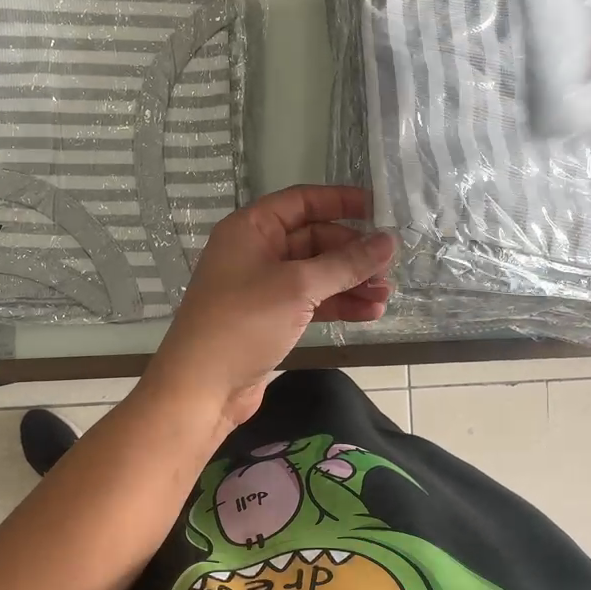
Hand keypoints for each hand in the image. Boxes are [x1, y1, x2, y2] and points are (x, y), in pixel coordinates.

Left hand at [143, 185, 397, 430]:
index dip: (340, 201)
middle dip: (352, 252)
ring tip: (385, 295)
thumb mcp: (298, 287)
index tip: (379, 208)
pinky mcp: (270, 319)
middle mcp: (256, 252)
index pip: (302, 201)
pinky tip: (369, 313)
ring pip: (316, 274)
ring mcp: (262, 287)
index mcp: (251, 229)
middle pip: (313, 239)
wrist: (201, 388)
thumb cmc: (243, 324)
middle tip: (389, 266)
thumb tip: (389, 241)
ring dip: (350, 282)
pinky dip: (338, 305)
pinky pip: (311, 301)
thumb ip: (346, 263)